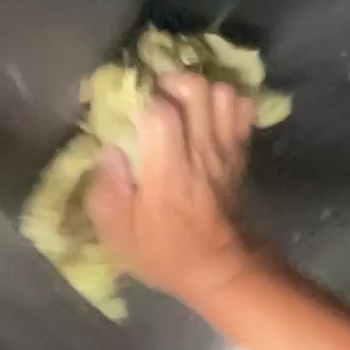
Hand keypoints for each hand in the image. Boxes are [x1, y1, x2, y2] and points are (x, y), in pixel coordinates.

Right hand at [87, 73, 259, 303]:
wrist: (221, 268)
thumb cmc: (164, 252)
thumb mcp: (118, 232)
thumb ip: (107, 186)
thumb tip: (108, 147)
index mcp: (170, 173)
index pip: (161, 114)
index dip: (141, 98)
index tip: (125, 102)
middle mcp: (202, 153)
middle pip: (197, 90)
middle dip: (171, 81)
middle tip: (154, 93)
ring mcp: (226, 149)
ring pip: (223, 93)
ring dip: (200, 89)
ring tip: (180, 100)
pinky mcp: (240, 152)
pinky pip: (242, 109)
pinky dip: (226, 101)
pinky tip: (206, 111)